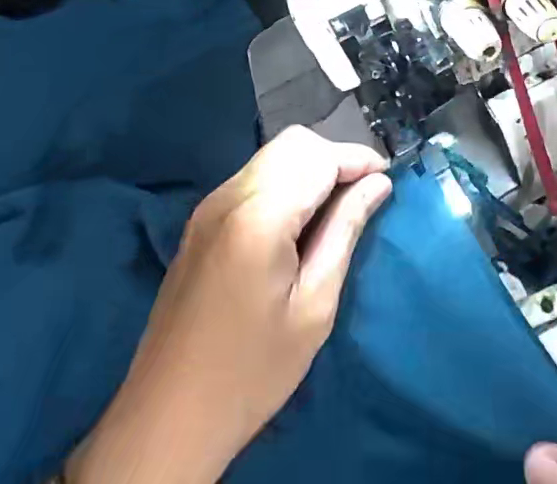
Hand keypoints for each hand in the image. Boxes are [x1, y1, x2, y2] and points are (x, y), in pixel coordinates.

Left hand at [63, 126, 393, 483]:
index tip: (387, 180)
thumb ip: (345, 232)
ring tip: (337, 209)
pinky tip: (300, 221)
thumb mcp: (314, 306)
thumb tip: (377, 184)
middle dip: (334, 158)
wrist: (168, 413)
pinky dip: (285, 182)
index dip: (358, 159)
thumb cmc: (252, 370)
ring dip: (310, 168)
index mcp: (259, 216)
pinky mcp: (201, 220)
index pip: (318, 157)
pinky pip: (253, 177)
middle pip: (293, 144)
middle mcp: (229, 195)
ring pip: (272, 156)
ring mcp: (209, 205)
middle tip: (363, 196)